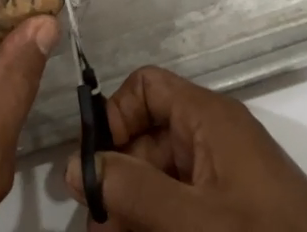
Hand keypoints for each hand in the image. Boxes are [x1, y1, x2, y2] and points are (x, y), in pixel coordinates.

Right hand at [66, 66, 306, 231]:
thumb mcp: (193, 218)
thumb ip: (132, 190)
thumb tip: (75, 166)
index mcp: (209, 119)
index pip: (146, 88)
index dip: (114, 118)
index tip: (93, 165)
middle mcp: (214, 140)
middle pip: (146, 140)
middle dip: (115, 180)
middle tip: (93, 223)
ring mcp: (223, 180)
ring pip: (158, 181)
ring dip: (129, 209)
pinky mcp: (231, 213)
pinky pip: (179, 208)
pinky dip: (154, 223)